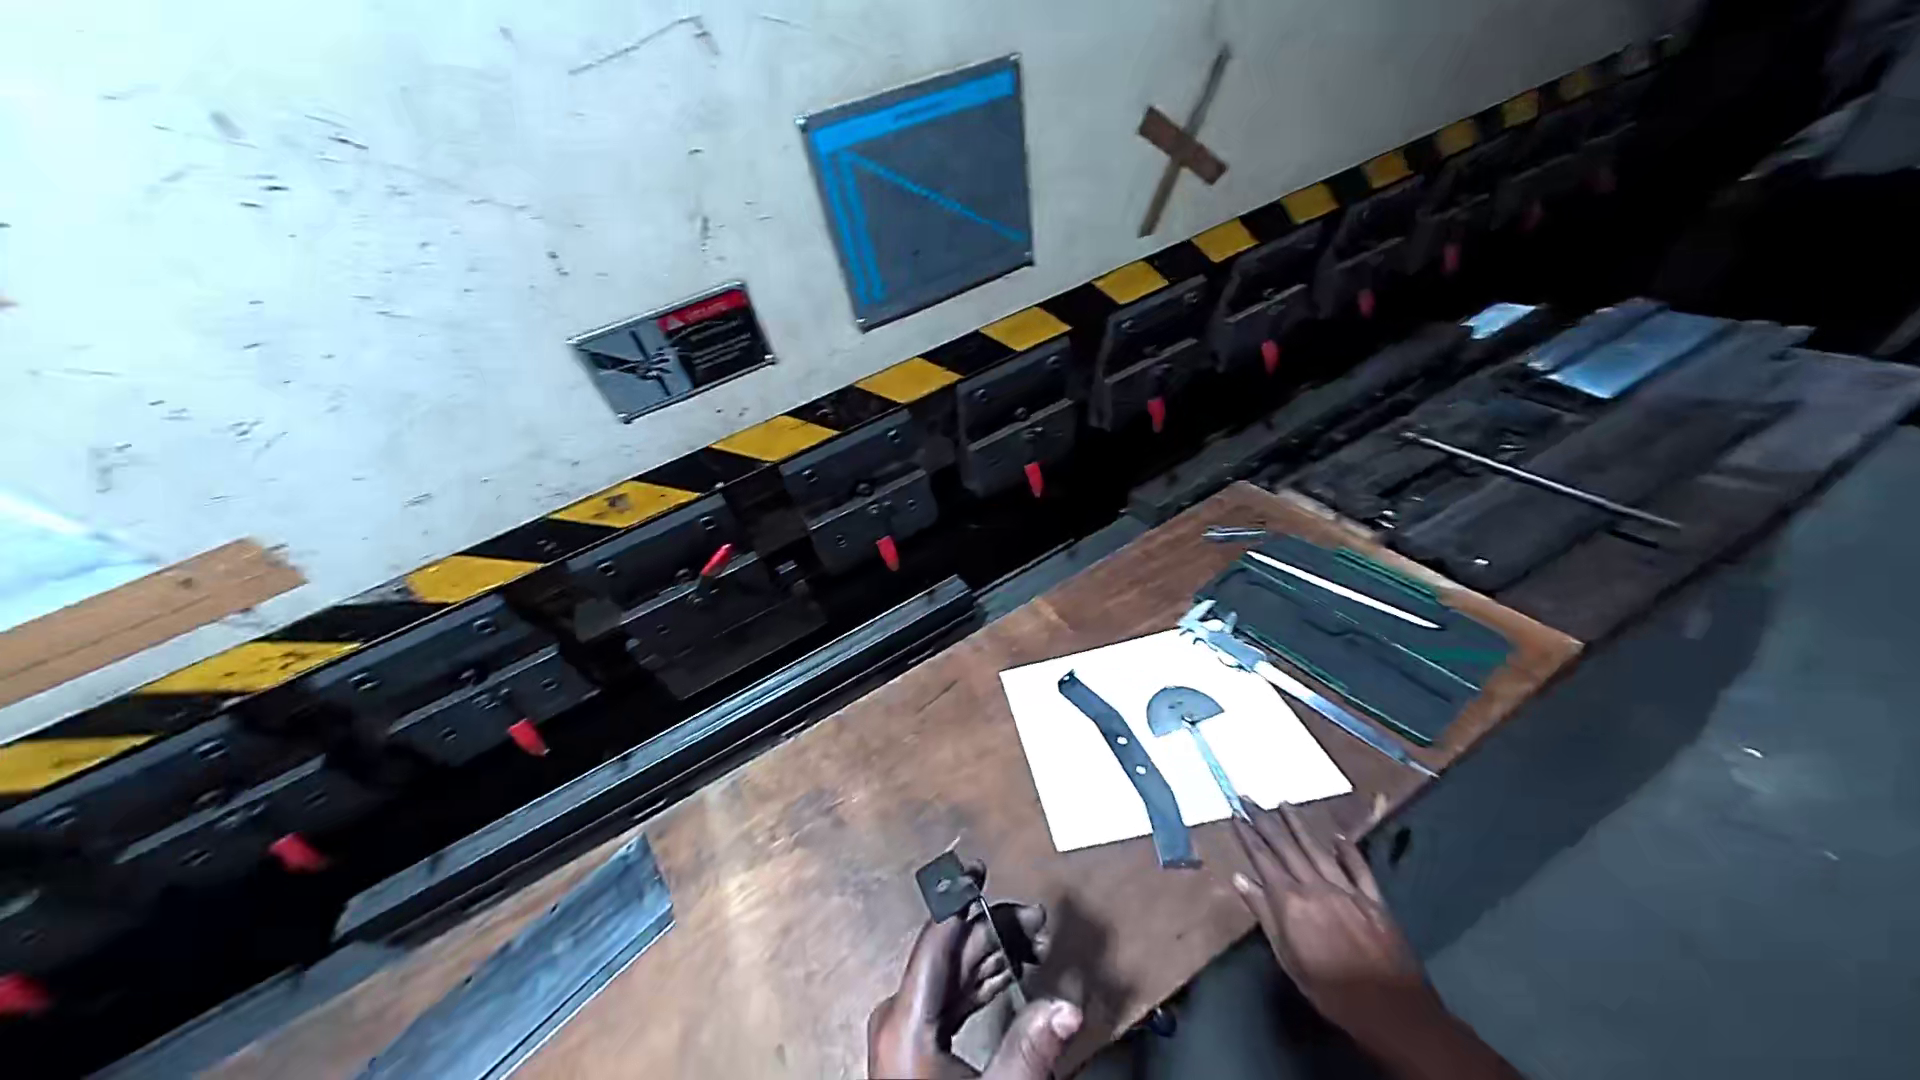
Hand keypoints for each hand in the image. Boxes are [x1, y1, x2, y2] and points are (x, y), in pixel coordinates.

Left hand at [868, 904, 1078, 1079]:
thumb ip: (1030, 1050)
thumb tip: (1071, 1003)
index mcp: (906, 1020)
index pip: (935, 937)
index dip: (957, 896)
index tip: (978, 867)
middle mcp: (897, 1015)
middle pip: (951, 953)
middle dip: (996, 933)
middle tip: (1040, 926)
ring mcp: (902, 1029)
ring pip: (951, 974)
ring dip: (993, 957)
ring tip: (1034, 949)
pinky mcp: (912, 1042)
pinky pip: (948, 997)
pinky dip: (979, 983)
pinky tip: (1008, 974)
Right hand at [1229, 799, 1437, 1043]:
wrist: (1391, 1010)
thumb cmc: (1330, 990)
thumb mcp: (1287, 958)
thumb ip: (1264, 914)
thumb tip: (1239, 878)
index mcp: (1290, 901)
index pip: (1263, 859)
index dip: (1248, 835)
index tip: (1235, 814)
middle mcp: (1316, 887)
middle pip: (1286, 847)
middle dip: (1265, 820)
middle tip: (1249, 798)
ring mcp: (1347, 890)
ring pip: (1317, 849)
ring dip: (1298, 824)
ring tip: (1283, 803)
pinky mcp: (1373, 899)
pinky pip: (1358, 868)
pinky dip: (1348, 850)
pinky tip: (1338, 836)